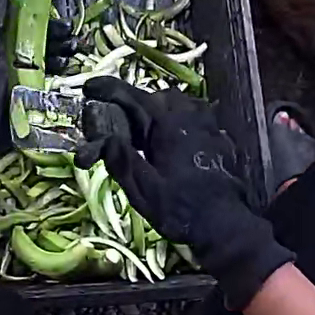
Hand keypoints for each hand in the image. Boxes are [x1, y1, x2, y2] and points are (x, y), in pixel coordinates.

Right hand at [76, 76, 292, 308]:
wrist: (225, 226)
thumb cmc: (181, 209)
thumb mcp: (143, 190)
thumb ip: (122, 161)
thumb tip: (103, 139)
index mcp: (167, 123)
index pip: (132, 96)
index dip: (108, 89)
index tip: (89, 88)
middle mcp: (188, 116)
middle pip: (155, 96)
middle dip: (133, 103)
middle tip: (115, 120)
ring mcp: (206, 125)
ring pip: (176, 104)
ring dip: (156, 110)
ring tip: (141, 129)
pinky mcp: (217, 138)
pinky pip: (192, 117)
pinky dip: (176, 121)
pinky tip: (170, 140)